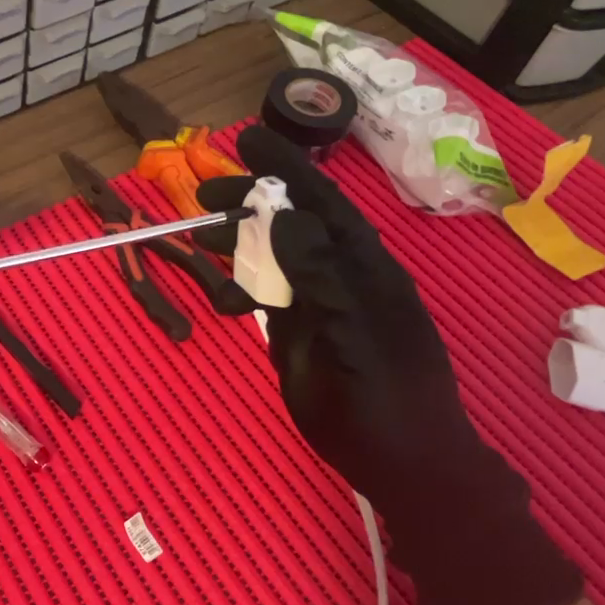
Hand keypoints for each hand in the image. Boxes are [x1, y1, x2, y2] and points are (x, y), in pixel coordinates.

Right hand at [197, 126, 582, 604]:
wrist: (403, 466)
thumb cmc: (383, 404)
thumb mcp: (351, 337)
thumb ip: (320, 276)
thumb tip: (290, 214)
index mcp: (364, 268)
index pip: (321, 202)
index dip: (286, 167)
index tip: (247, 137)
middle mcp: (342, 276)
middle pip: (292, 224)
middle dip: (250, 204)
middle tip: (203, 197)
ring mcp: (323, 304)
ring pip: (275, 258)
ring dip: (239, 245)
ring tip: (201, 241)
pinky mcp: (305, 333)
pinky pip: (269, 297)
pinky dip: (243, 292)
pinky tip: (224, 305)